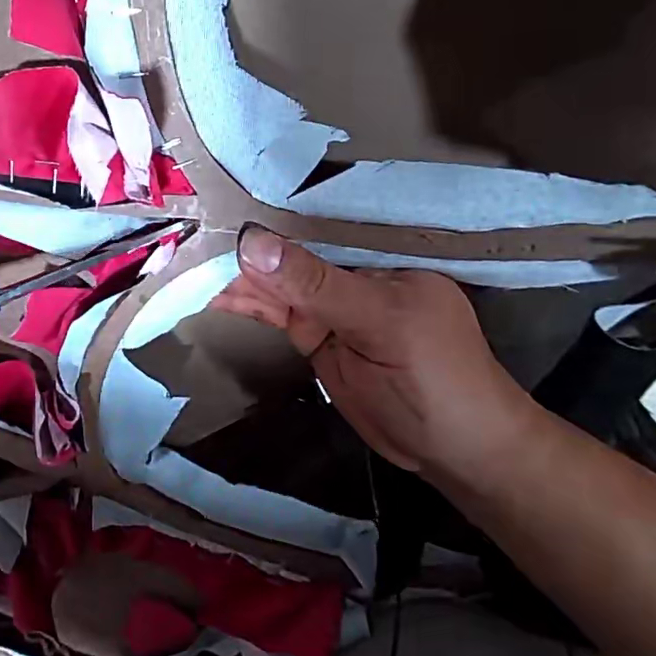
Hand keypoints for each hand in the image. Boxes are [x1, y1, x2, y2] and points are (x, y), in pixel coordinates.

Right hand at [209, 225, 544, 475]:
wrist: (458, 453)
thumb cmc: (437, 377)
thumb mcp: (377, 322)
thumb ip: (314, 284)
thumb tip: (253, 242)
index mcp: (381, 253)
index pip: (320, 222)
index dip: (275, 213)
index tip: (225, 202)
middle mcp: (354, 271)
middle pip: (292, 251)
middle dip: (249, 248)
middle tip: (198, 246)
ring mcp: (333, 305)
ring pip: (278, 283)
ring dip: (241, 279)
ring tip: (199, 274)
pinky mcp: (317, 335)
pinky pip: (276, 312)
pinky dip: (248, 305)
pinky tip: (219, 299)